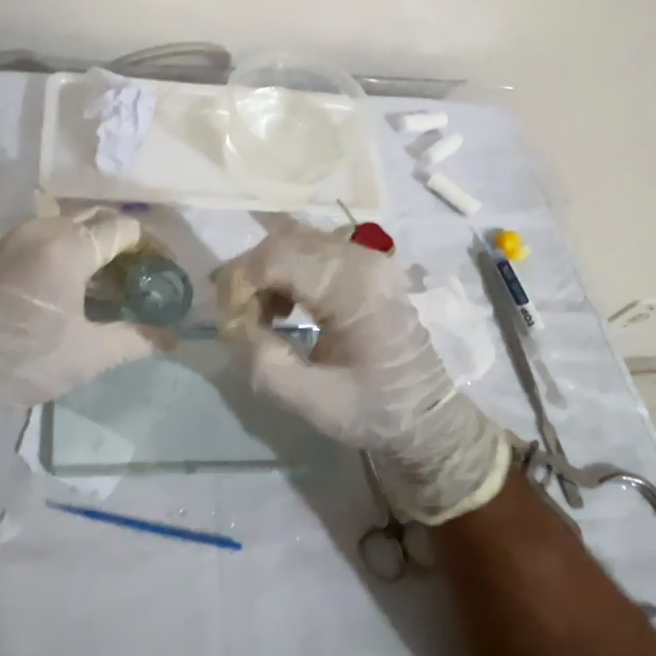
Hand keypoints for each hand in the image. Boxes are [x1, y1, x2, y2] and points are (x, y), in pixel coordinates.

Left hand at [0, 208, 165, 440]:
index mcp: (70, 247)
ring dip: (89, 240)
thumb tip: (169, 339)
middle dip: (119, 238)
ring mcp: (15, 236)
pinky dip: (63, 245)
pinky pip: (42, 233)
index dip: (147, 244)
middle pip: (94, 217)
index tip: (159, 267)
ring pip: (66, 222)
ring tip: (103, 276)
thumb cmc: (27, 360)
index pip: (122, 228)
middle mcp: (44, 229)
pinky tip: (67, 278)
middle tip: (134, 271)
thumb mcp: (88, 354)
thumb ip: (134, 339)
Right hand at [217, 224, 512, 523]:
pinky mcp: (365, 264)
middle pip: (283, 241)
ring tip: (262, 315)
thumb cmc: (372, 410)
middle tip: (240, 320)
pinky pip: (312, 248)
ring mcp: (367, 256)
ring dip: (267, 272)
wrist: (426, 415)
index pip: (277, 257)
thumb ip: (262, 360)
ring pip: (294, 240)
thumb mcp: (309, 399)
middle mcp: (362, 259)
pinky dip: (286, 270)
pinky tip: (284, 306)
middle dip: (250, 277)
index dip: (241, 284)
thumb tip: (230, 323)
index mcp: (354, 288)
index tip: (231, 322)